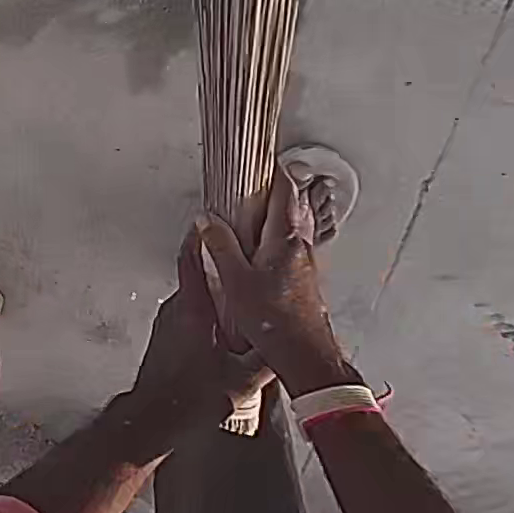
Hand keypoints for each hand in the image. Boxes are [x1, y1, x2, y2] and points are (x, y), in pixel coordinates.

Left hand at [127, 227, 275, 439]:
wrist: (155, 417)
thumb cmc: (192, 397)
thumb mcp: (241, 380)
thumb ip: (266, 359)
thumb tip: (288, 346)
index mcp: (193, 310)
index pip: (190, 260)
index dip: (200, 237)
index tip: (210, 222)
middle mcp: (176, 309)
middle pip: (193, 272)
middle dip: (213, 260)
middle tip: (236, 253)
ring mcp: (168, 321)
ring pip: (191, 293)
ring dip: (209, 286)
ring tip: (235, 288)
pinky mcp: (166, 335)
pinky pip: (186, 310)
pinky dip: (203, 306)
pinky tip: (221, 322)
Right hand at [196, 163, 360, 394]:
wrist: (305, 357)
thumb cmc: (275, 321)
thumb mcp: (236, 279)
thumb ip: (221, 245)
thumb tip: (208, 219)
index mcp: (284, 239)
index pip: (284, 191)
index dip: (275, 169)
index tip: (264, 156)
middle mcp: (300, 246)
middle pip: (292, 204)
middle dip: (277, 187)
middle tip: (259, 177)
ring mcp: (305, 262)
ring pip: (293, 224)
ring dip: (278, 210)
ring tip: (256, 206)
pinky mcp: (303, 278)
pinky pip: (291, 243)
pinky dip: (277, 232)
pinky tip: (261, 244)